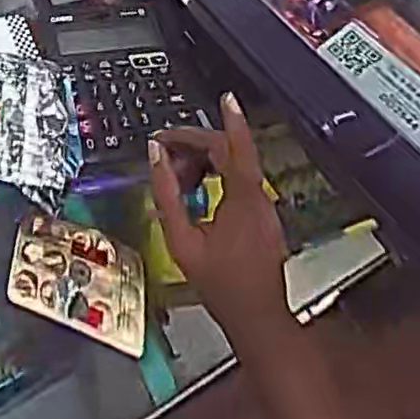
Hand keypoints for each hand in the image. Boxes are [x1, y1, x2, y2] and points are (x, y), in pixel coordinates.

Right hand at [149, 93, 289, 329]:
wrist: (258, 319)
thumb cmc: (221, 285)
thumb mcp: (181, 239)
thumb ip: (166, 193)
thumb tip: (156, 157)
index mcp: (243, 201)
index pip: (237, 149)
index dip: (232, 120)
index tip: (227, 99)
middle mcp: (259, 200)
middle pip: (228, 153)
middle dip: (194, 144)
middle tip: (166, 147)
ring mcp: (263, 209)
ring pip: (232, 165)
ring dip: (202, 161)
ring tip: (176, 174)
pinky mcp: (261, 217)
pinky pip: (236, 181)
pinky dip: (213, 176)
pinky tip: (194, 191)